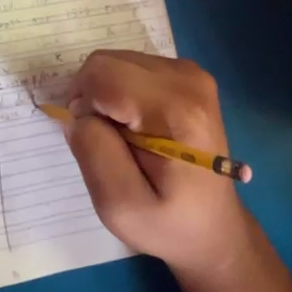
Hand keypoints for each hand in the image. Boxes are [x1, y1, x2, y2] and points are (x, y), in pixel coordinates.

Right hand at [63, 51, 257, 278]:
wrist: (214, 229)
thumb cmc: (169, 224)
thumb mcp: (120, 206)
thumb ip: (93, 152)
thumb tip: (77, 112)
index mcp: (177, 109)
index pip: (101, 75)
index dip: (82, 105)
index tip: (95, 142)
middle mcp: (188, 79)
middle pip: (107, 63)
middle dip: (93, 99)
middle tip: (108, 142)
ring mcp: (190, 73)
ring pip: (115, 62)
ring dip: (106, 96)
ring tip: (125, 137)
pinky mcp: (187, 74)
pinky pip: (130, 67)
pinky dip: (120, 93)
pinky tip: (137, 125)